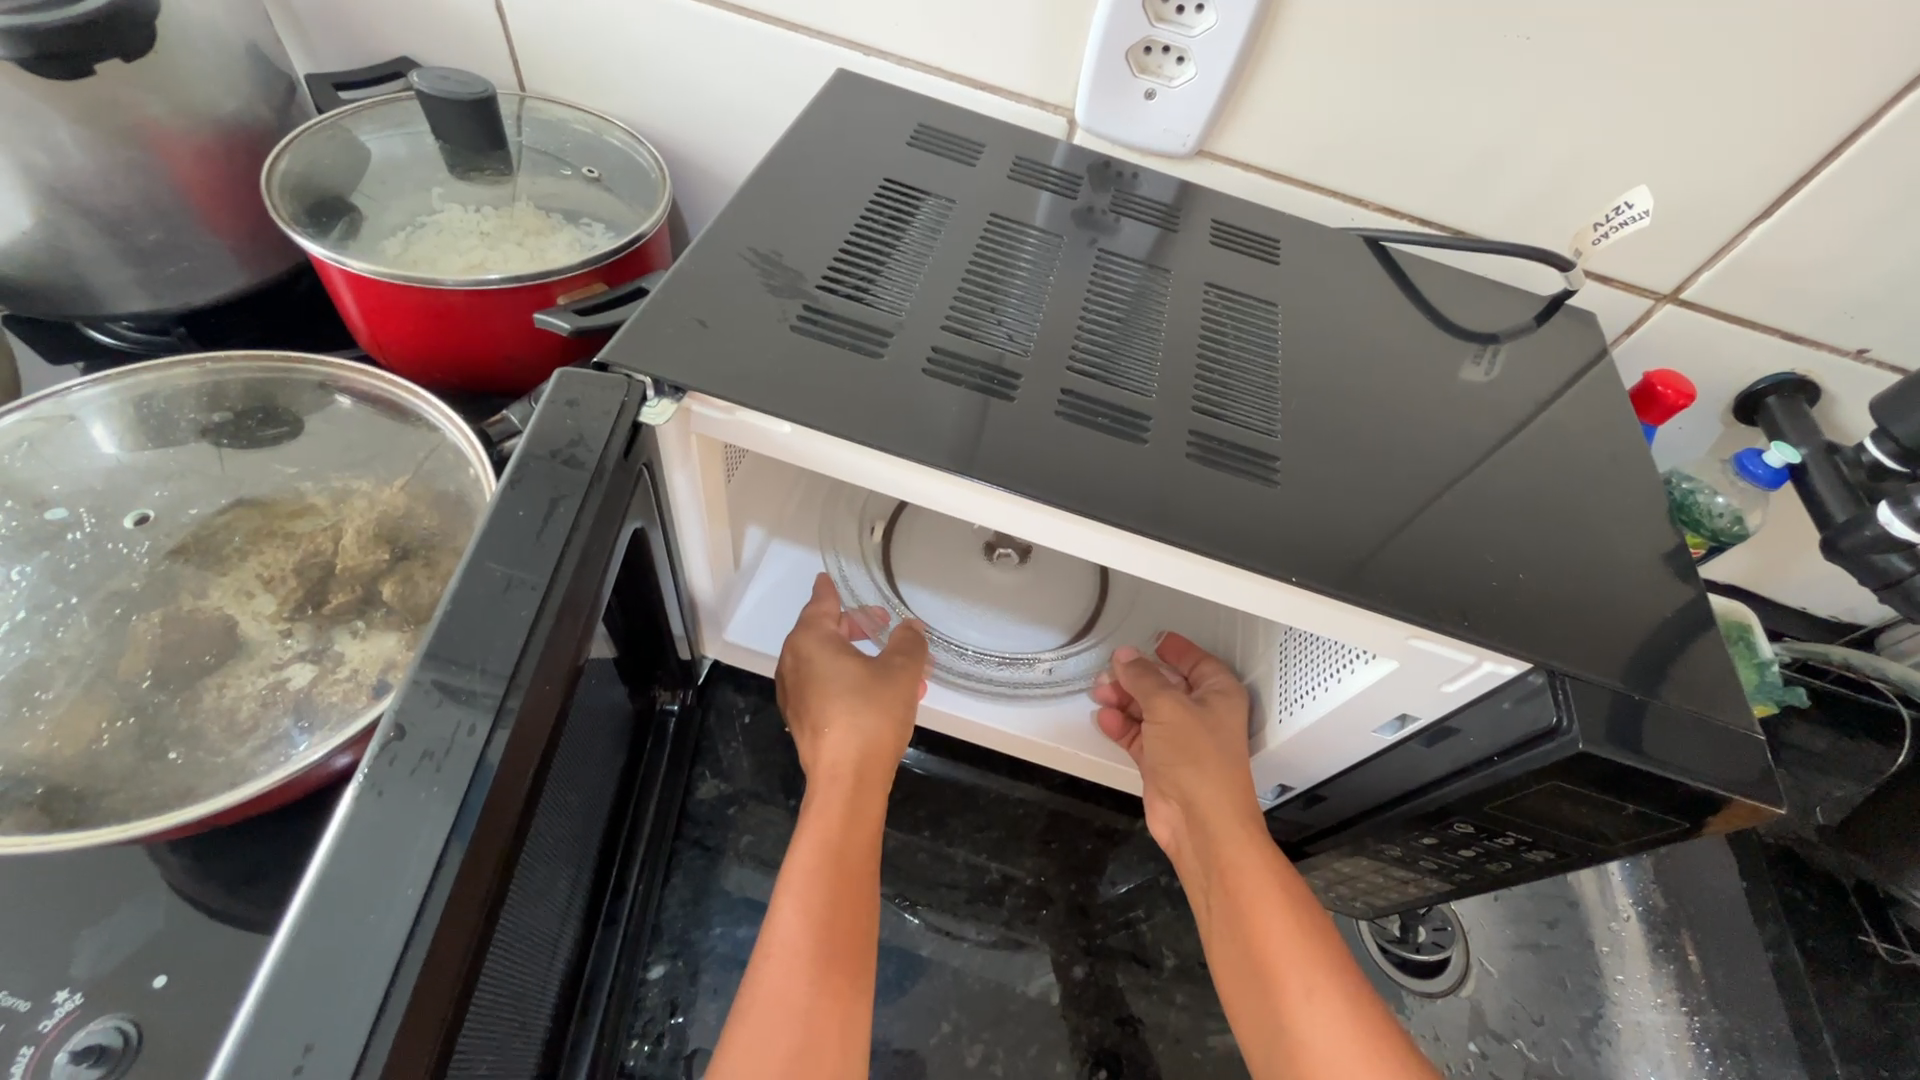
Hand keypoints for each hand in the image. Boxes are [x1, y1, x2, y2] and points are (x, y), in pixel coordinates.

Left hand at [775, 573, 929, 796]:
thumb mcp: (901, 671)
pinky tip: (883, 695)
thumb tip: (910, 628)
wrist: (847, 780)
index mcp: (810, 641)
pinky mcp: (803, 720)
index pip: (821, 603)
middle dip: (857, 628)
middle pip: (824, 633)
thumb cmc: (870, 714)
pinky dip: (850, 681)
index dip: (830, 590)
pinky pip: (827, 687)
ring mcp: (795, 694)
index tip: (827, 579)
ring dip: (860, 659)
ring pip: (829, 663)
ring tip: (899, 669)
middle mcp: (794, 663)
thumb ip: (908, 642)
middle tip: (885, 627)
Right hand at [1092, 632, 1262, 865]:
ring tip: (1099, 692)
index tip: (1152, 640)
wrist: (1201, 822)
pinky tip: (1104, 718)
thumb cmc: (1196, 756)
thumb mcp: (1167, 706)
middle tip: (1109, 670)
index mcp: (1219, 694)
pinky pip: (1138, 735)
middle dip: (1137, 676)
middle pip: (1166, 685)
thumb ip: (1143, 677)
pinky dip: (1121, 726)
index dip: (1175, 650)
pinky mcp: (1161, 762)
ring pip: (1148, 710)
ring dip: (1124, 700)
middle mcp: (1202, 714)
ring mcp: (1181, 740)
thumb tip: (1124, 656)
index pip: (1197, 662)